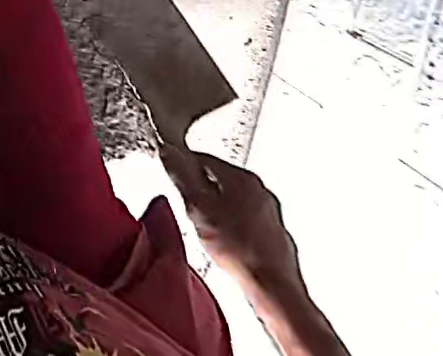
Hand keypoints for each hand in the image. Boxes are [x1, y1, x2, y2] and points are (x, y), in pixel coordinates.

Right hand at [161, 144, 301, 288]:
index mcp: (242, 177)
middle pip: (218, 178)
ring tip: (209, 230)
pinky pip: (244, 220)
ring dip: (216, 209)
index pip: (202, 158)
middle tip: (191, 209)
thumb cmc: (240, 250)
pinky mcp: (274, 233)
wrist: (274, 289)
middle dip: (201, 191)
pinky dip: (232, 226)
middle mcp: (260, 190)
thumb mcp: (198, 207)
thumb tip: (169, 153)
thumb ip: (180, 175)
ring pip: (231, 200)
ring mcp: (269, 212)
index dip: (183, 168)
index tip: (175, 179)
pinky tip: (227, 244)